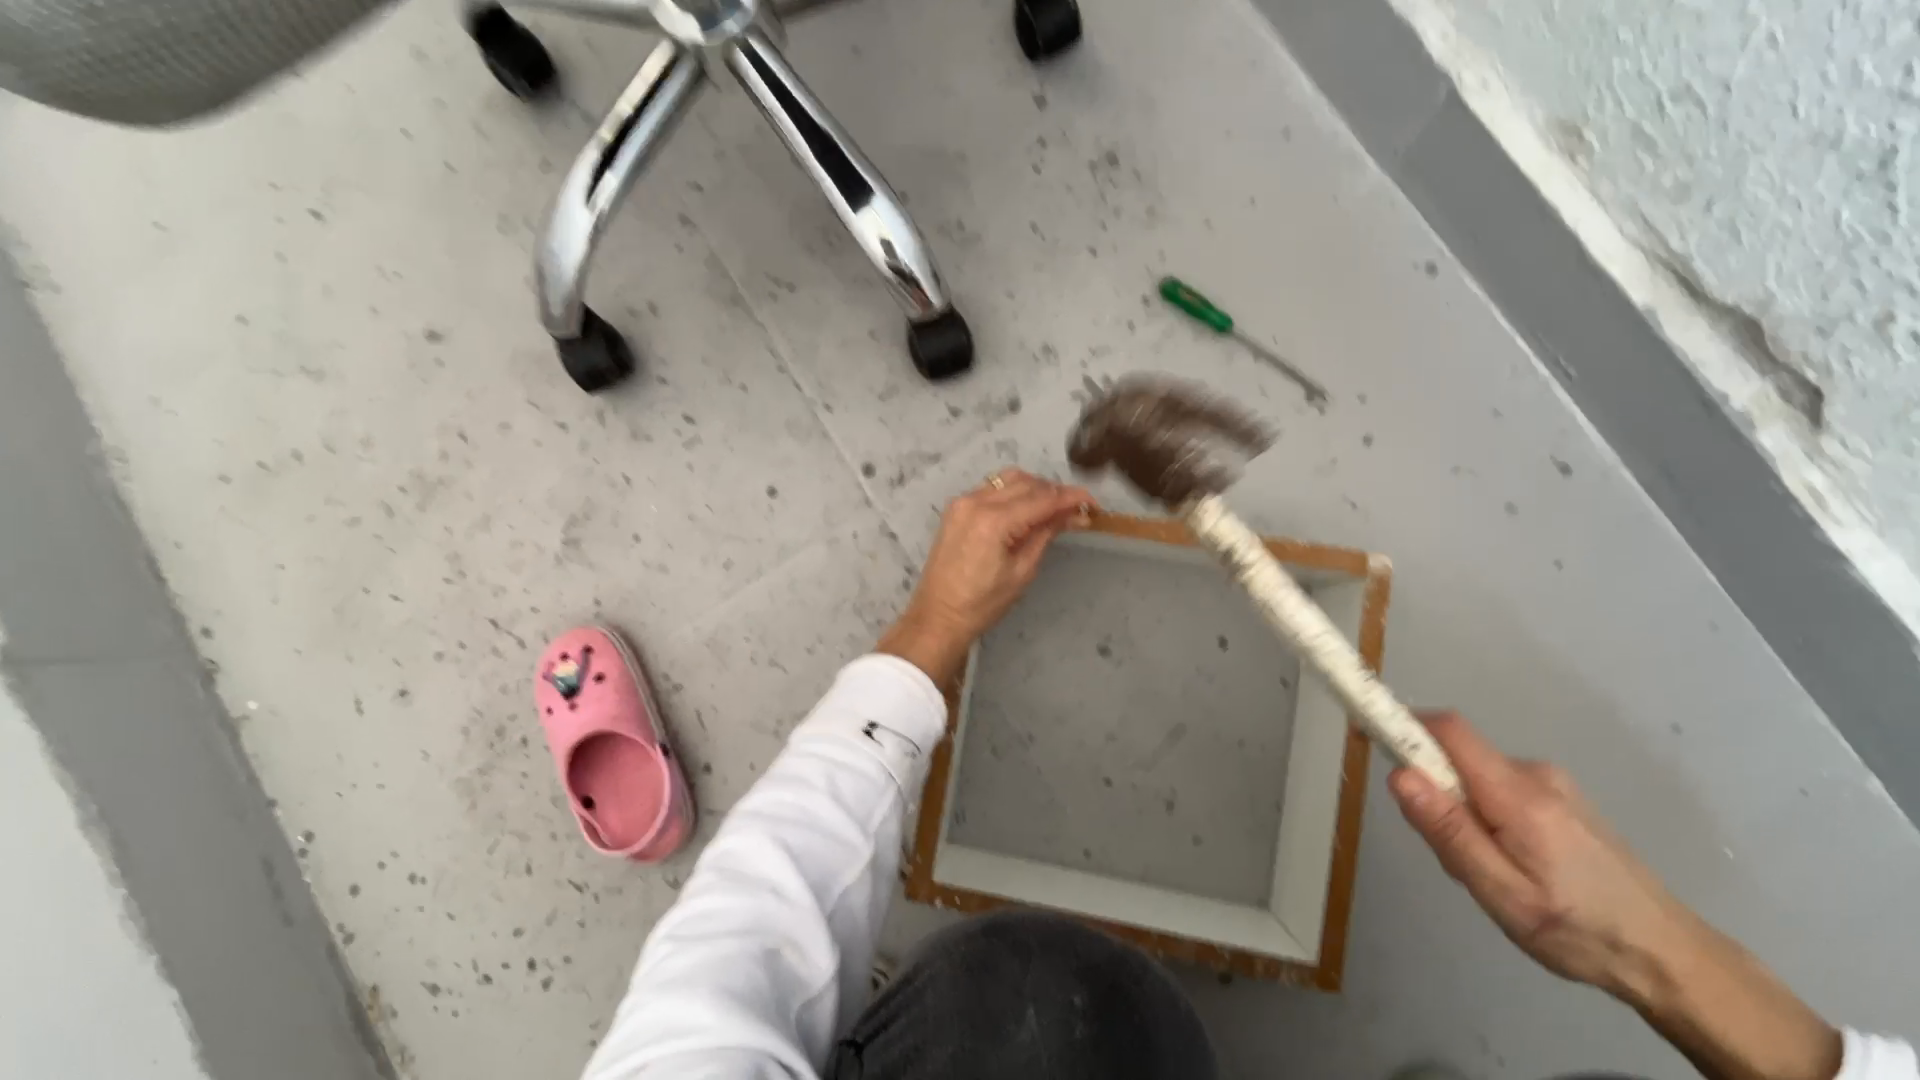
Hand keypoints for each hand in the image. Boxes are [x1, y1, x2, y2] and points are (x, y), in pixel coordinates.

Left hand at [877, 469, 1095, 686]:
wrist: (939, 615)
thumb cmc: (983, 603)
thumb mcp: (1022, 570)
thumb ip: (1046, 534)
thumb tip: (1074, 516)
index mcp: (994, 521)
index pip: (1042, 499)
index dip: (1071, 498)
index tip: (1093, 503)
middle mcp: (976, 502)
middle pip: (1026, 482)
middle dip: (1054, 492)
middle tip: (1076, 510)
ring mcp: (962, 502)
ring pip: (1008, 480)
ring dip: (1034, 488)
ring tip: (1053, 509)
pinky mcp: (956, 508)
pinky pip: (991, 489)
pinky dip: (1013, 493)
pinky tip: (1026, 509)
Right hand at [1392, 713, 1841, 1079]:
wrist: (1670, 956)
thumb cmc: (1580, 931)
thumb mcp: (1502, 893)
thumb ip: (1450, 832)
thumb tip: (1400, 775)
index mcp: (1517, 793)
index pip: (1448, 729)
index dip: (1402, 722)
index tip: (1367, 733)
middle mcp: (1534, 774)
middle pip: (1456, 758)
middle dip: (1435, 794)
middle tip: (1455, 859)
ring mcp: (1552, 784)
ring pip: (1476, 779)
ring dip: (1463, 813)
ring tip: (1492, 875)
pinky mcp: (1562, 799)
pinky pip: (1499, 791)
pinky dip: (1486, 818)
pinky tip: (1516, 869)